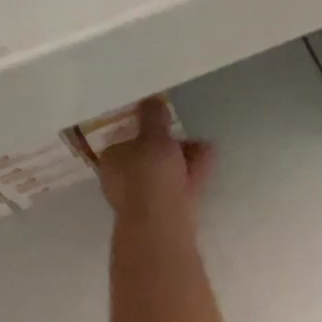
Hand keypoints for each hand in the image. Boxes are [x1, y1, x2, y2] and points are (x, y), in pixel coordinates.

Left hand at [95, 97, 215, 218]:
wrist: (160, 221)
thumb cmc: (150, 173)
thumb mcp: (153, 136)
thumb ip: (154, 117)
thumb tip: (152, 100)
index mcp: (112, 159)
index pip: (129, 140)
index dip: (150, 131)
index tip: (171, 125)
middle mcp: (123, 180)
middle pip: (150, 158)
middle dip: (173, 147)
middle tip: (194, 137)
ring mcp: (144, 199)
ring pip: (167, 174)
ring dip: (186, 160)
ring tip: (208, 147)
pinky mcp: (164, 213)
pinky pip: (179, 187)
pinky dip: (192, 174)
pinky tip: (210, 161)